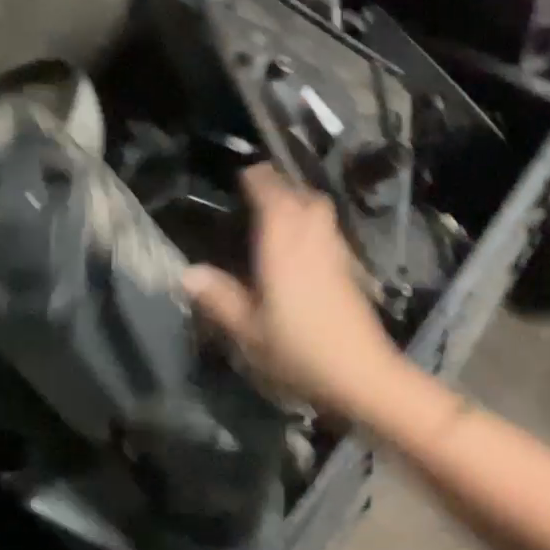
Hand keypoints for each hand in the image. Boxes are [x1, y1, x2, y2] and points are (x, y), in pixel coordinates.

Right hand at [183, 163, 403, 414]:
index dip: (259, 180)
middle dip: (285, 188)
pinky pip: (333, 237)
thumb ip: (220, 299)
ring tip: (283, 218)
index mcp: (283, 246)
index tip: (245, 175)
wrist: (362, 375)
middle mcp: (313, 241)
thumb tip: (188, 273)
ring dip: (304, 207)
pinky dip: (318, 232)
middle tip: (264, 194)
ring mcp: (338, 256)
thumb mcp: (249, 332)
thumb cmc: (300, 352)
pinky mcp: (354, 274)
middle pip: (305, 197)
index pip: (272, 195)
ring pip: (323, 215)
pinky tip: (307, 253)